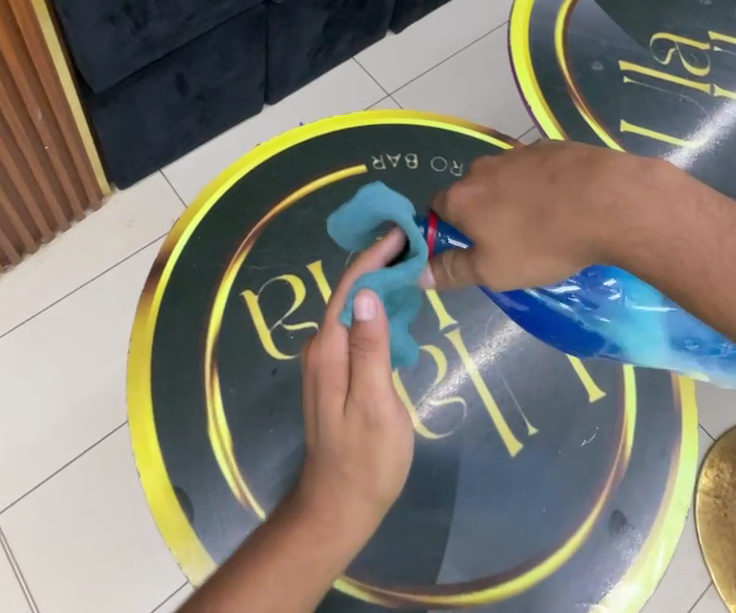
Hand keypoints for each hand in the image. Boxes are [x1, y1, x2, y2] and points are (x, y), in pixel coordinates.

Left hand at [289, 229, 415, 544]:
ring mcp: (325, 359)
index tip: (403, 230)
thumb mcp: (376, 405)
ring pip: (352, 307)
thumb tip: (369, 294)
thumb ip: (370, 349)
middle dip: (378, 261)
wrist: (339, 505)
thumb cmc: (366, 460)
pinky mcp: (335, 371)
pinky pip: (355, 325)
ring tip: (410, 261)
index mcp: (330, 349)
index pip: (351, 287)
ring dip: (378, 281)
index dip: (375, 256)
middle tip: (414, 240)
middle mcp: (321, 346)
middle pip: (349, 291)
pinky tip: (397, 303)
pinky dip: (376, 307)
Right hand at [429, 140, 686, 289]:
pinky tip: (567, 204)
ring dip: (515, 197)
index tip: (468, 248)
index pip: (436, 208)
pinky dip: (545, 184)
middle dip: (483, 212)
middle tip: (508, 240)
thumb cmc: (543, 242)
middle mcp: (483, 168)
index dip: (447, 229)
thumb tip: (419, 274)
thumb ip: (453, 271)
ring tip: (543, 223)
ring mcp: (519, 153)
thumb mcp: (494, 271)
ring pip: (506, 178)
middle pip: (472, 190)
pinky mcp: (552, 146)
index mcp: (462, 196)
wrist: (607, 202)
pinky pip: (538, 169)